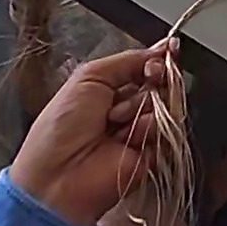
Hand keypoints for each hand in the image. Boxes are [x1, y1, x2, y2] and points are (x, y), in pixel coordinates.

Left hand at [9, 42, 173, 225]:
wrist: (57, 178)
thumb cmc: (61, 127)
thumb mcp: (89, 77)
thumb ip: (129, 59)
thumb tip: (161, 47)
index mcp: (112, 88)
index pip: (148, 66)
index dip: (159, 58)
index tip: (168, 50)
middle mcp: (129, 107)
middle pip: (162, 82)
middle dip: (154, 78)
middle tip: (144, 81)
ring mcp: (141, 130)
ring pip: (166, 103)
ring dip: (143, 106)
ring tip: (116, 119)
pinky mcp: (152, 153)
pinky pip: (167, 129)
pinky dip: (148, 128)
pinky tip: (128, 138)